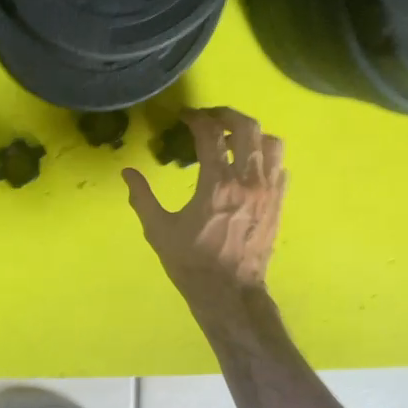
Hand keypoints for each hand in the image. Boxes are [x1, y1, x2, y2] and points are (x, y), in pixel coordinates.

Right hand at [123, 107, 287, 303]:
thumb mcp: (159, 231)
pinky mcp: (279, 202)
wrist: (229, 292)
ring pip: (271, 142)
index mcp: (216, 184)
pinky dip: (265, 156)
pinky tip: (249, 165)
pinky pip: (280, 166)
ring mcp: (268, 190)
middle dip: (226, 115)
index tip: (184, 116)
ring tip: (233, 139)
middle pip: (247, 128)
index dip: (196, 119)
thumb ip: (142, 198)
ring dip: (251, 133)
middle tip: (210, 118)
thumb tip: (127, 172)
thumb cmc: (191, 263)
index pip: (210, 135)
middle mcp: (248, 180)